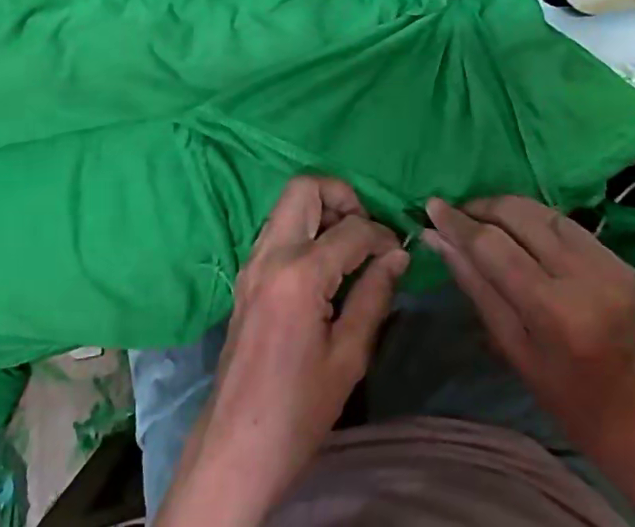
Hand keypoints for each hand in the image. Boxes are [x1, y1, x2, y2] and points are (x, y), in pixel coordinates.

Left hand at [156, 177, 408, 525]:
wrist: (236, 445)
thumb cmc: (299, 409)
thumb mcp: (349, 356)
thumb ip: (374, 295)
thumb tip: (396, 255)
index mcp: (299, 274)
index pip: (351, 228)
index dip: (382, 236)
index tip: (398, 255)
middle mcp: (270, 255)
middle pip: (305, 187)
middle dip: (343, 197)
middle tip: (367, 233)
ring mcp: (251, 263)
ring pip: (288, 204)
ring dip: (322, 210)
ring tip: (352, 249)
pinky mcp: (245, 276)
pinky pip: (278, 230)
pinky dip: (305, 230)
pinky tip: (327, 265)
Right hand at [423, 195, 634, 449]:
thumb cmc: (563, 395)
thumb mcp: (510, 344)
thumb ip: (474, 284)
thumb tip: (437, 238)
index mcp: (555, 311)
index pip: (494, 247)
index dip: (459, 223)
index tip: (432, 206)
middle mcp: (586, 277)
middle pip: (521, 216)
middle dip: (482, 207)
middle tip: (456, 213)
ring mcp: (610, 264)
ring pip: (545, 212)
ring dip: (508, 208)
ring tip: (482, 215)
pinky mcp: (622, 260)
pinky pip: (568, 225)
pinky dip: (537, 220)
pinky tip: (519, 228)